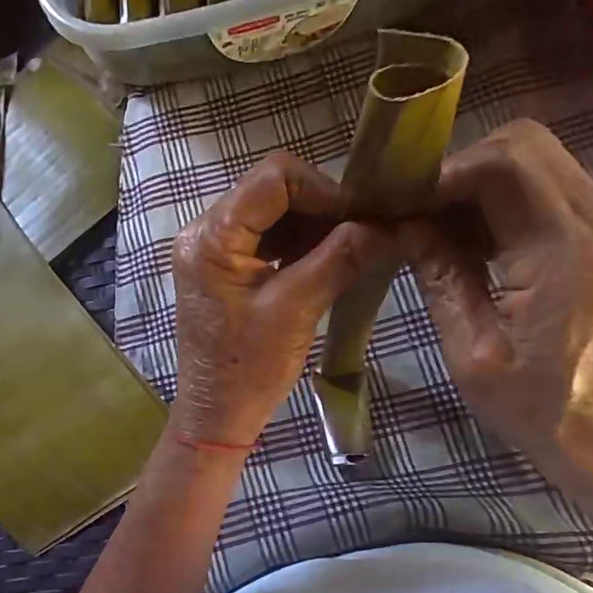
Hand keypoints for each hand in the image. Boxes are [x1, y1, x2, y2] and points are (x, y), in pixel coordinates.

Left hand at [171, 154, 389, 447]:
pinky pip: (265, 238)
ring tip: (347, 250)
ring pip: (272, 213)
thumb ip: (340, 257)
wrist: (217, 414)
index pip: (273, 178)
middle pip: (271, 190)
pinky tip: (323, 262)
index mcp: (211, 238)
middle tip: (361, 233)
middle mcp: (204, 232)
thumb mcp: (297, 309)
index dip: (323, 190)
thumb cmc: (249, 369)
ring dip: (312, 226)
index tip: (359, 218)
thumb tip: (388, 224)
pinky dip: (297, 244)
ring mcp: (211, 250)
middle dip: (320, 208)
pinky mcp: (223, 268)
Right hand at [399, 121, 592, 491]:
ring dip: (485, 185)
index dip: (444, 174)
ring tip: (442, 230)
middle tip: (421, 212)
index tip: (403, 205)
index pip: (504, 166)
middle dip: (463, 168)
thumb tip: (406, 226)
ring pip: (544, 163)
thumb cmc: (538, 409)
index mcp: (565, 255)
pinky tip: (478, 244)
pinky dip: (509, 203)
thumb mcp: (472, 354)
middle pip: (528, 147)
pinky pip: (556, 193)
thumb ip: (442, 278)